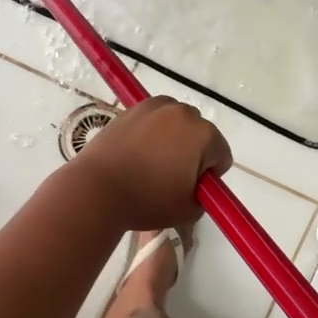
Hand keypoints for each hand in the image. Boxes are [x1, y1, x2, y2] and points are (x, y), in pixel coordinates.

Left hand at [69, 97, 230, 230]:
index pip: (221, 155)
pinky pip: (154, 120)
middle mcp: (184, 113)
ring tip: (151, 164)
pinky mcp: (133, 108)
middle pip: (200, 135)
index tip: (191, 188)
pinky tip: (136, 154)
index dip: (209, 176)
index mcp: (204, 135)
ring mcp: (157, 107)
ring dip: (173, 139)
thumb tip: (198, 185)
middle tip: (171, 177)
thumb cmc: (147, 201)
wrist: (96, 190)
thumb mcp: (189, 210)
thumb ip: (205, 196)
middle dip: (192, 153)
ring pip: (177, 124)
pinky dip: (151, 132)